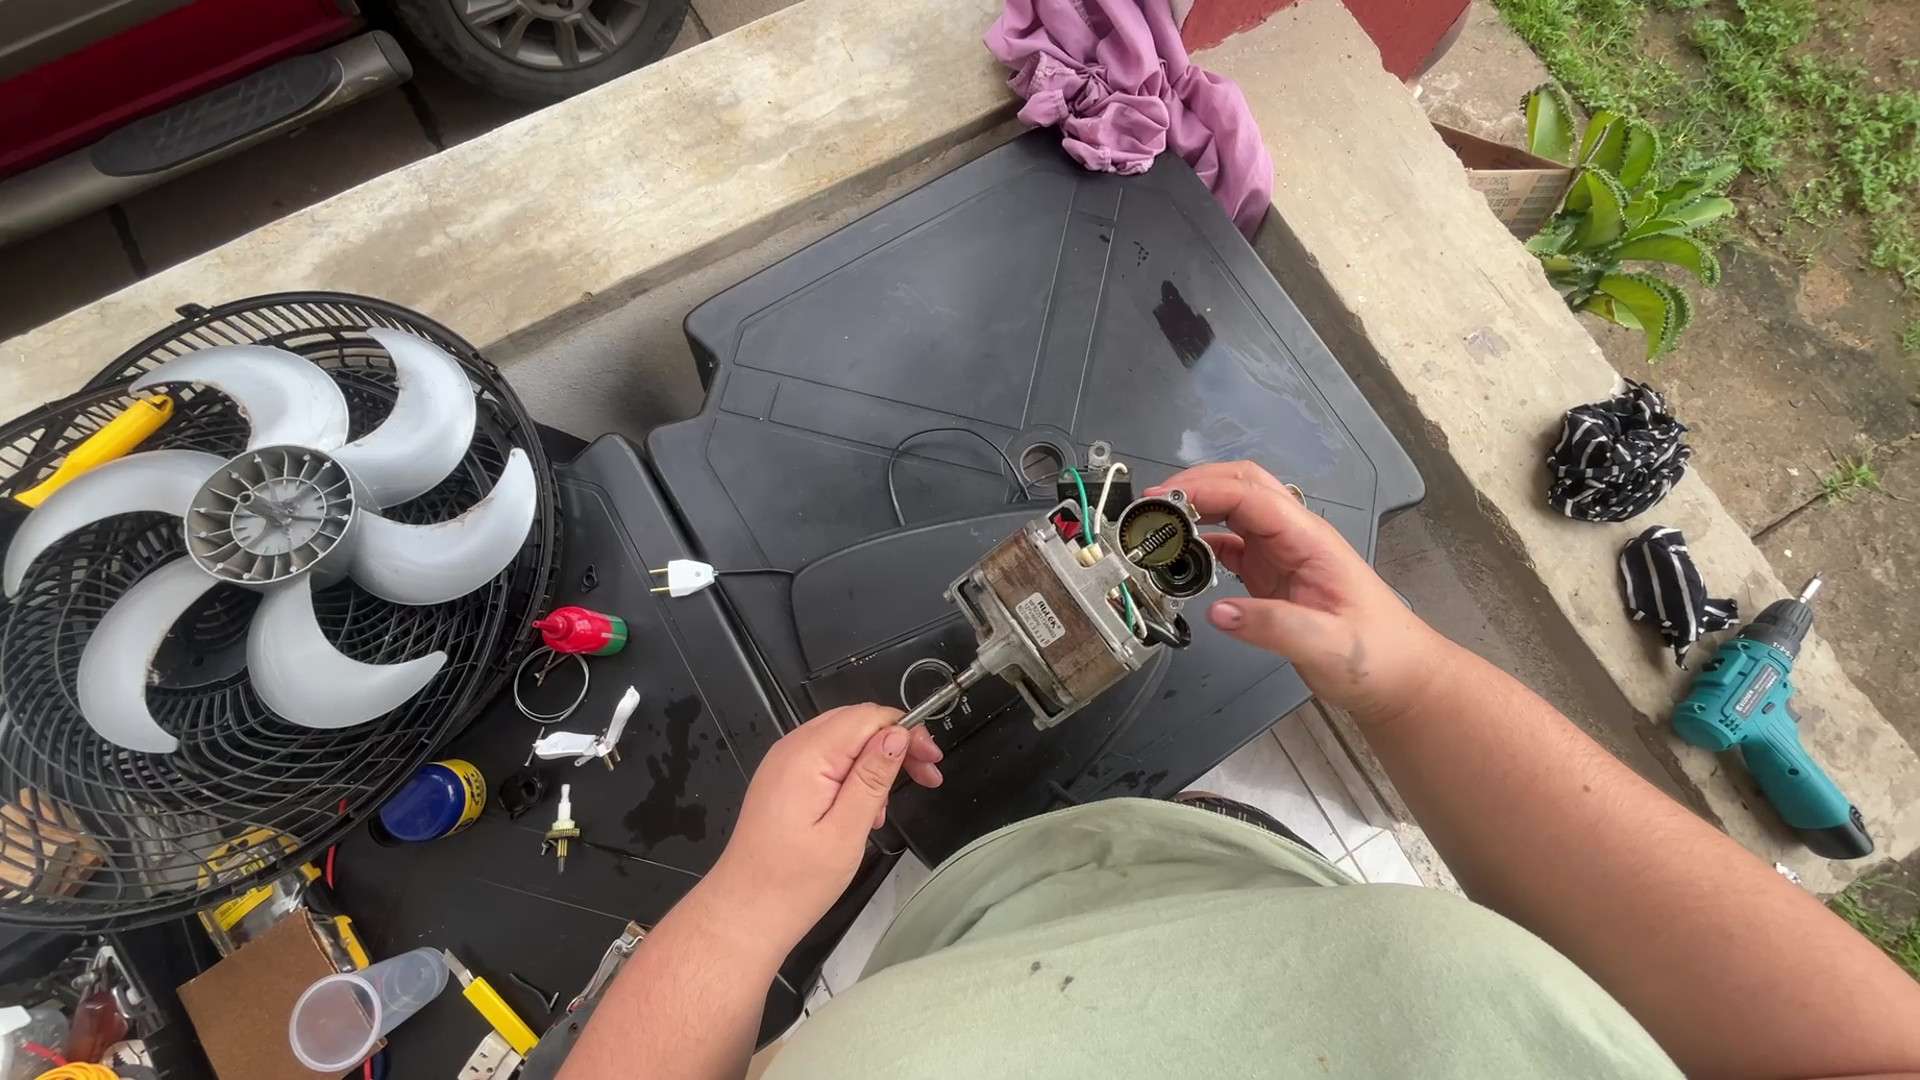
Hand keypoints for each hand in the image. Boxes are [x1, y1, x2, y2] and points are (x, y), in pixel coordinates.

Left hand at [704, 704, 943, 952]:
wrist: (743, 915)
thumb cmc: (793, 883)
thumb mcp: (845, 832)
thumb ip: (872, 778)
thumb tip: (897, 734)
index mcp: (807, 756)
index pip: (868, 717)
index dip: (905, 730)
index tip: (930, 759)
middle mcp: (793, 748)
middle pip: (858, 722)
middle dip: (896, 743)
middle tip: (926, 774)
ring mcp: (785, 761)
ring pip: (845, 739)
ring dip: (877, 761)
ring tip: (888, 805)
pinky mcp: (784, 778)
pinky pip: (829, 758)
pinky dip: (854, 774)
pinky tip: (865, 809)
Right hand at [1152, 461, 1452, 725]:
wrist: (1399, 677)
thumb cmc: (1377, 657)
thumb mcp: (1328, 645)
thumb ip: (1273, 626)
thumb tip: (1216, 612)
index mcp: (1308, 539)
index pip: (1250, 496)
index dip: (1204, 491)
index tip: (1161, 501)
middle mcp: (1292, 536)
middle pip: (1242, 485)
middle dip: (1195, 485)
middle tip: (1151, 504)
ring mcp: (1280, 552)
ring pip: (1232, 509)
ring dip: (1195, 508)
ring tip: (1156, 524)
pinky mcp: (1270, 572)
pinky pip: (1229, 543)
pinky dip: (1200, 540)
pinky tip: (1179, 554)